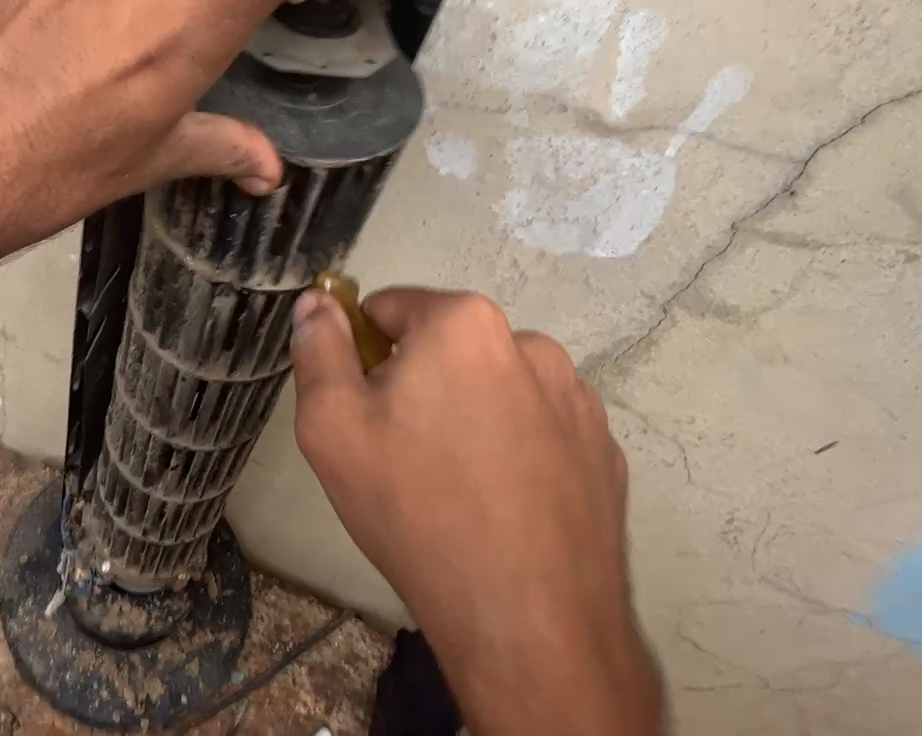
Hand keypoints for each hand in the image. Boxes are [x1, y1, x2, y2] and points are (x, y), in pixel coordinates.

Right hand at [290, 288, 661, 734]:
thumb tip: (317, 302)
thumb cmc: (413, 506)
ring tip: (452, 483)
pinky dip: (511, 446)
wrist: (527, 621)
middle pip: (442, 345)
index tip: (361, 411)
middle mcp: (531, 343)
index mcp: (463, 322)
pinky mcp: (604, 449)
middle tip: (398, 452)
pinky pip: (536, 426)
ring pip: (491, 384)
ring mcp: (578, 398)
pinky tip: (498, 501)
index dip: (359, 355)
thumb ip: (317, 348)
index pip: (386, 308)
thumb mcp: (331, 424)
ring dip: (465, 410)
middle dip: (414, 382)